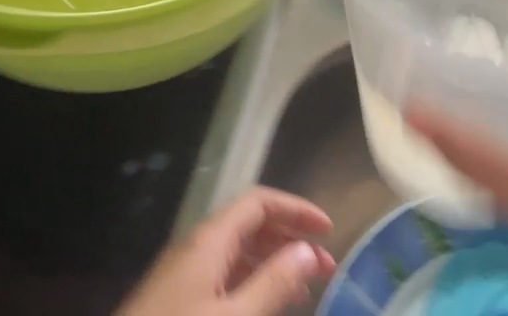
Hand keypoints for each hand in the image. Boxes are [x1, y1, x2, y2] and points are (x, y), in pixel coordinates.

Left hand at [116, 187, 337, 315]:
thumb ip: (273, 283)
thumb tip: (308, 250)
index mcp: (210, 240)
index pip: (259, 202)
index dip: (296, 209)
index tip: (328, 231)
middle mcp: (197, 247)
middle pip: (250, 225)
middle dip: (290, 240)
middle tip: (327, 268)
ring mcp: (185, 274)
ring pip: (238, 254)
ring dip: (274, 264)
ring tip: (305, 291)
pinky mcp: (179, 300)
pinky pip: (225, 278)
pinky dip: (253, 284)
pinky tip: (268, 307)